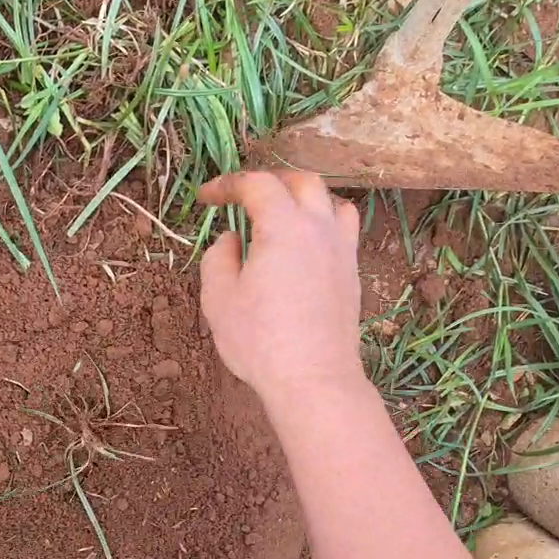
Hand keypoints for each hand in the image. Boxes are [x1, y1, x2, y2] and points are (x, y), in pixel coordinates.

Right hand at [196, 171, 366, 405]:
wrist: (312, 377)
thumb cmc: (259, 340)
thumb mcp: (218, 298)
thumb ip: (218, 258)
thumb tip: (231, 240)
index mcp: (283, 226)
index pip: (257, 185)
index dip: (228, 184)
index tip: (206, 197)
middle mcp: (319, 227)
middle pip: (301, 182)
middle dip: (269, 182)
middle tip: (243, 196)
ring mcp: (342, 249)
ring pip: (330, 201)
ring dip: (303, 198)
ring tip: (282, 214)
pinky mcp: (352, 273)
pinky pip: (342, 230)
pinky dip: (322, 223)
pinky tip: (306, 245)